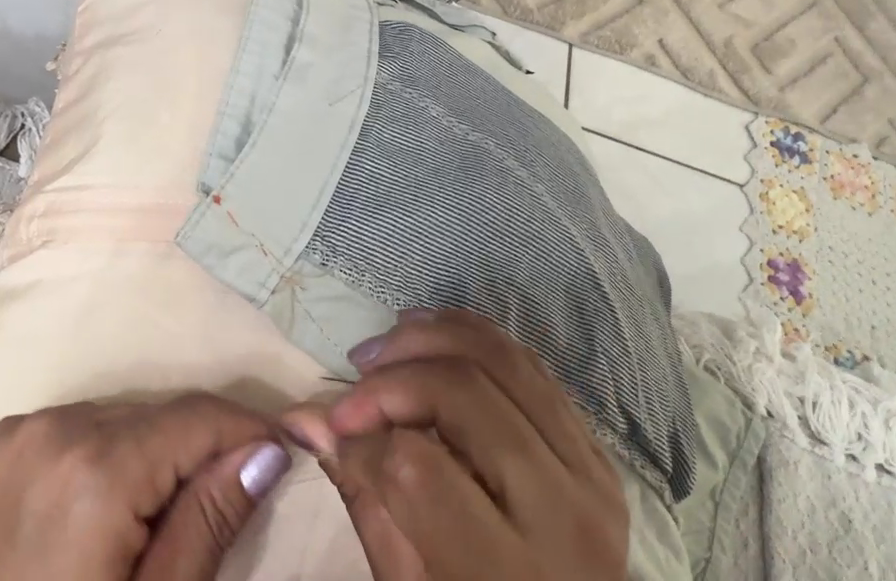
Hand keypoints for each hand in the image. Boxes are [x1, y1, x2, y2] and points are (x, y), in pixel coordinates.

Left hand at [0, 393, 291, 580]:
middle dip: (202, 446)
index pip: (197, 416)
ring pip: (117, 417)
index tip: (287, 452)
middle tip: (232, 497)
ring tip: (167, 512)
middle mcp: (54, 426)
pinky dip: (105, 451)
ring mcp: (18, 432)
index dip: (249, 429)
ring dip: (153, 449)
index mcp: (96, 465)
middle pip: (157, 415)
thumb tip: (266, 453)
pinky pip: (73, 428)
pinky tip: (110, 504)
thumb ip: (208, 522)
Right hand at [283, 310, 627, 580]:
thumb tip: (302, 417)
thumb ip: (361, 495)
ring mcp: (588, 473)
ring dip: (429, 339)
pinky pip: (531, 366)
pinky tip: (425, 338)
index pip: (417, 466)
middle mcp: (562, 511)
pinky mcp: (594, 450)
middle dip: (391, 380)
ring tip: (378, 355)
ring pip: (503, 359)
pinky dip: (471, 338)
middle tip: (350, 393)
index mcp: (504, 568)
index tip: (332, 432)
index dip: (363, 437)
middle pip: (464, 393)